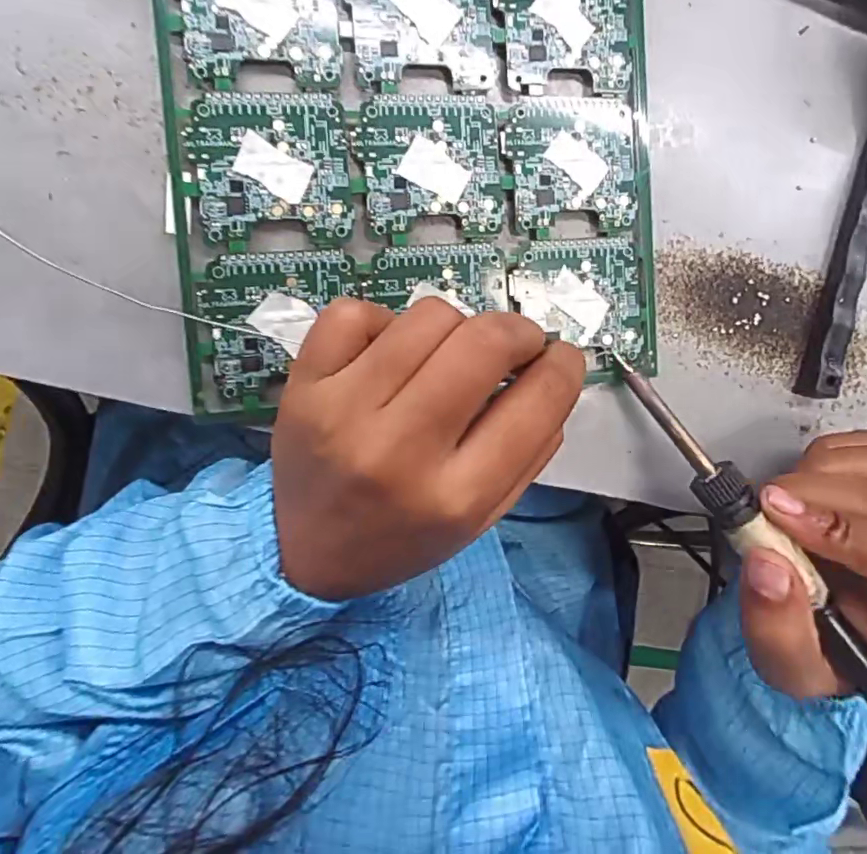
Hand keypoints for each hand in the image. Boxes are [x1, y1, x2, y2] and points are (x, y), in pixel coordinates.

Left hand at [271, 297, 585, 600]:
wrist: (303, 553)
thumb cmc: (398, 538)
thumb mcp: (477, 520)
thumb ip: (527, 456)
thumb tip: (552, 375)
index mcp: (455, 497)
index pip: (536, 404)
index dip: (563, 366)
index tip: (560, 357)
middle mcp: (399, 450)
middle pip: (482, 343)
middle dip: (515, 331)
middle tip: (512, 344)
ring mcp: (344, 410)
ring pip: (426, 317)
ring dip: (452, 326)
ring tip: (442, 354)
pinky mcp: (304, 384)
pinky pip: (354, 313)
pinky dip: (382, 320)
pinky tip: (386, 350)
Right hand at [740, 431, 866, 696]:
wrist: (832, 638)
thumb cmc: (825, 658)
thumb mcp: (791, 671)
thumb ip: (776, 629)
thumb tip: (764, 562)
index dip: (844, 530)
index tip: (779, 514)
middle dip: (816, 496)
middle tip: (761, 506)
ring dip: (824, 472)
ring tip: (783, 500)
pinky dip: (831, 456)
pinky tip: (806, 485)